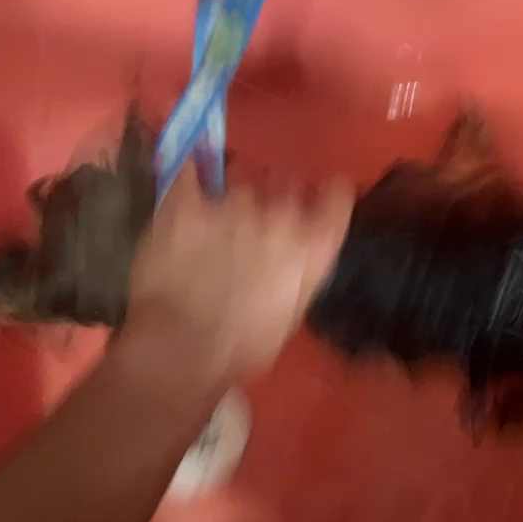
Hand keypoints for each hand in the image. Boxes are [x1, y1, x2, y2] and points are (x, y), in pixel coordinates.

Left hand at [118, 171, 353, 389]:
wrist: (184, 349)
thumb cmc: (248, 345)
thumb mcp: (294, 308)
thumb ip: (301, 267)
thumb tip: (292, 254)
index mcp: (317, 244)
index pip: (337, 195)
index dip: (328, 193)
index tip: (318, 197)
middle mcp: (284, 215)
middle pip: (288, 180)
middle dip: (276, 190)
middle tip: (259, 212)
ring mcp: (235, 204)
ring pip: (241, 175)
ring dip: (235, 187)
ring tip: (219, 208)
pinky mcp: (187, 204)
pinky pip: (191, 172)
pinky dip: (192, 175)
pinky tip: (190, 180)